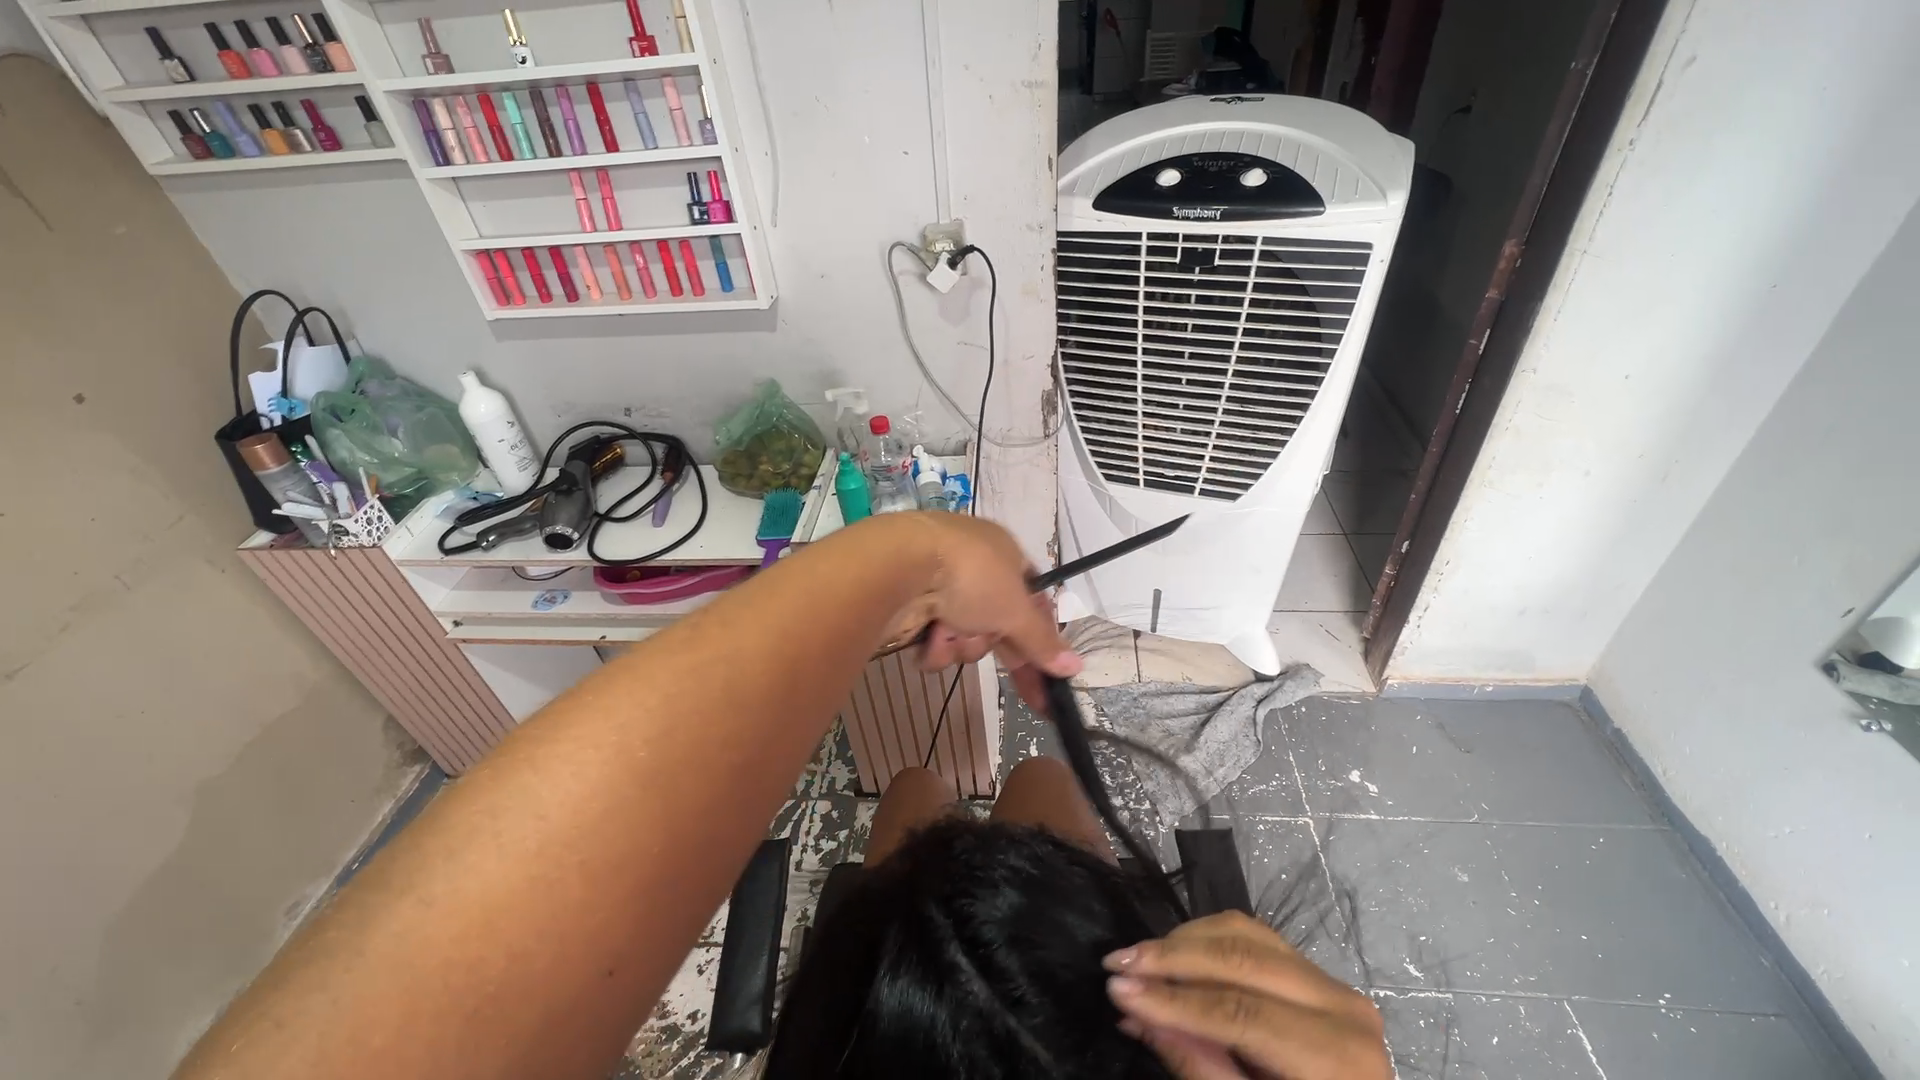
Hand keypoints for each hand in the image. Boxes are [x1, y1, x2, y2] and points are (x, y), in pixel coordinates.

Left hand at [871, 514, 1080, 703]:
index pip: (1032, 599)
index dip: (1041, 636)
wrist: (897, 566)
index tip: (1051, 672)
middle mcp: (973, 567)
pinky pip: (935, 638)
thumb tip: (1076, 666)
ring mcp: (939, 586)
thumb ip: (1043, 641)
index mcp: (1003, 553)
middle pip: (998, 622)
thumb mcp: (1015, 609)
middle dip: (999, 647)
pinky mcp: (911, 605)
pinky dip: (934, 644)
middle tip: (1029, 695)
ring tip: (950, 634)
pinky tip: (928, 637)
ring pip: (965, 635)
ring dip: (963, 645)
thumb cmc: (969, 576)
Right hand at [1104, 912, 1389, 1079]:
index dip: (1174, 1000)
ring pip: (1244, 932)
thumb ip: (1197, 1065)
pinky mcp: (1314, 970)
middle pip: (1241, 958)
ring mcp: (1331, 981)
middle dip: (1171, 957)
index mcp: (1335, 1056)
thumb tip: (1131, 1013)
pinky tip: (1173, 952)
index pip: (1240, 1012)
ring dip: (1184, 940)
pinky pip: (1254, 935)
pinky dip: (1206, 937)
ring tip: (1139, 958)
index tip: (1117, 990)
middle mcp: (1342, 1005)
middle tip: (1115, 962)